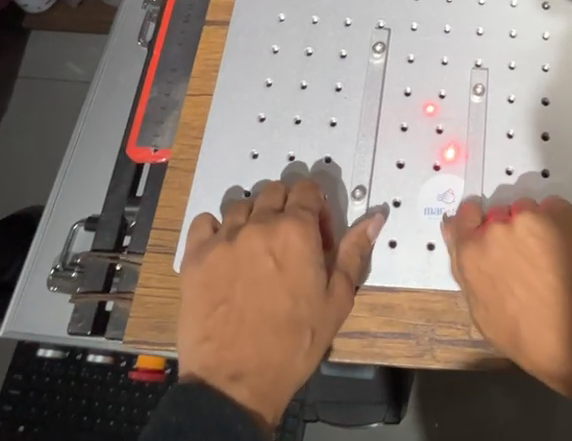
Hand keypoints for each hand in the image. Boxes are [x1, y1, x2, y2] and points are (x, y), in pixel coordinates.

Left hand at [178, 178, 384, 424]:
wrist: (236, 381)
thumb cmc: (295, 342)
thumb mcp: (337, 300)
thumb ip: (355, 251)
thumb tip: (376, 217)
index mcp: (297, 230)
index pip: (307, 189)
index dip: (317, 208)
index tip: (318, 236)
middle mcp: (259, 223)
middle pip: (274, 191)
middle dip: (286, 208)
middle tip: (289, 242)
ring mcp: (223, 238)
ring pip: (241, 204)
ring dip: (253, 218)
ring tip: (256, 249)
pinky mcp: (195, 257)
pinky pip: (204, 222)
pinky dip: (215, 230)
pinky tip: (224, 252)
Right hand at [442, 195, 571, 399]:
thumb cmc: (527, 338)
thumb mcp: (482, 314)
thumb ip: (466, 269)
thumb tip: (455, 235)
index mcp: (472, 252)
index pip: (465, 215)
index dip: (476, 223)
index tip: (488, 234)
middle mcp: (496, 227)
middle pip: (498, 215)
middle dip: (507, 231)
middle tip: (525, 260)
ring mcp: (530, 217)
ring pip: (526, 210)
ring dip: (533, 226)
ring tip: (549, 258)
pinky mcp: (561, 213)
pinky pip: (552, 208)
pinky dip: (557, 222)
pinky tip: (565, 249)